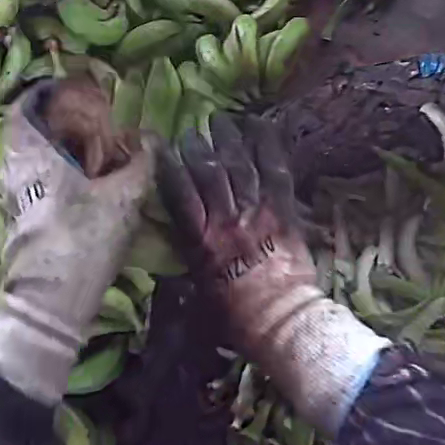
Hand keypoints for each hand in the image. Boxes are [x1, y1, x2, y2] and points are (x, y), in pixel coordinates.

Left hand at [0, 83, 152, 403]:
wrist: (52, 302)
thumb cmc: (82, 238)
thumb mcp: (122, 197)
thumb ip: (141, 163)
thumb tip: (153, 137)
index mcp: (31, 153)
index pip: (23, 107)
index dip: (43, 92)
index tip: (68, 87)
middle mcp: (16, 169)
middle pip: (27, 130)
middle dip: (54, 119)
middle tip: (85, 115)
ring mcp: (15, 195)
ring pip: (30, 156)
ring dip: (54, 145)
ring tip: (89, 144)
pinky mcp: (21, 217)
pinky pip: (34, 177)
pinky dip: (54, 169)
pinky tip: (83, 178)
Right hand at [160, 114, 386, 432]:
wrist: (283, 324)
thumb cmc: (235, 314)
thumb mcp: (197, 287)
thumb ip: (186, 253)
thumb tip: (172, 232)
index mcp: (202, 241)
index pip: (180, 192)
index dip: (168, 165)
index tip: (159, 147)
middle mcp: (227, 220)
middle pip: (209, 172)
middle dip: (197, 146)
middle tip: (190, 132)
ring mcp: (259, 212)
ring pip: (240, 165)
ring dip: (227, 138)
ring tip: (218, 120)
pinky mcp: (285, 210)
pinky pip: (275, 170)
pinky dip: (267, 145)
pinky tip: (257, 124)